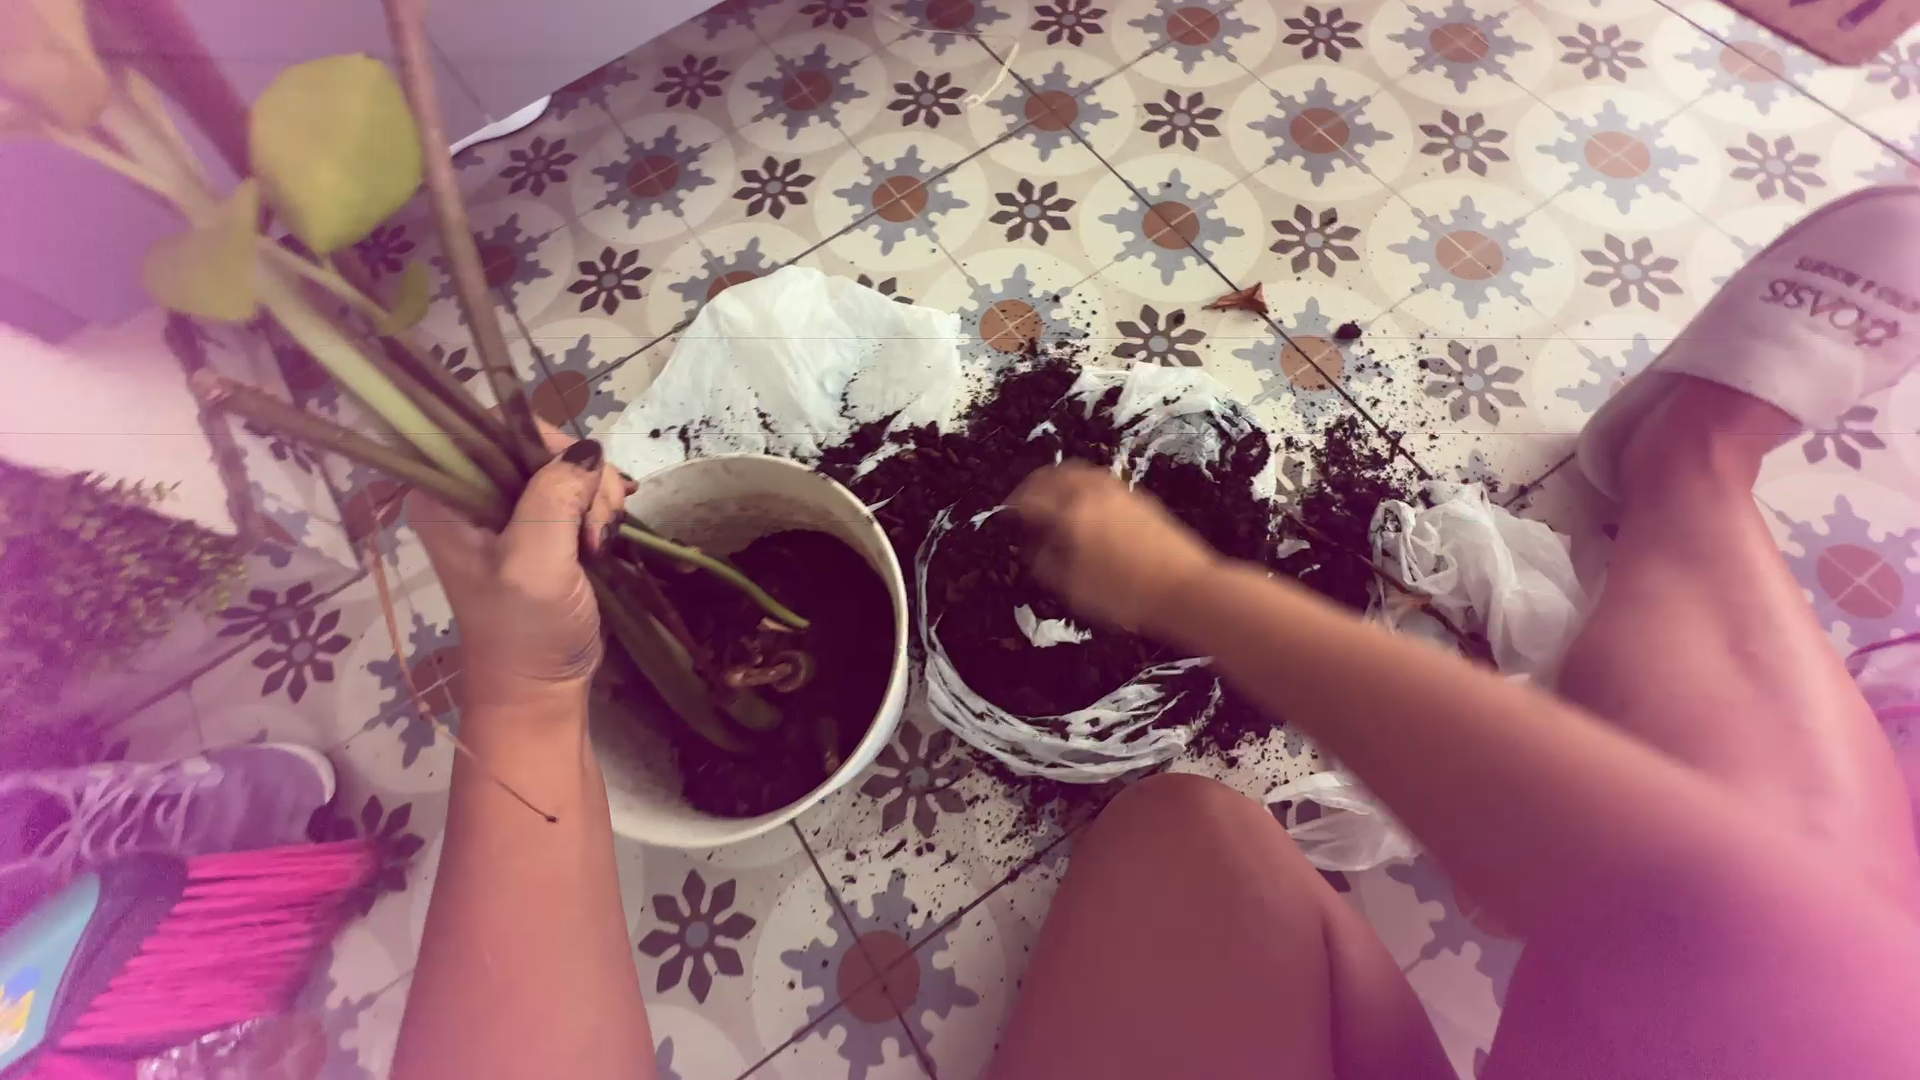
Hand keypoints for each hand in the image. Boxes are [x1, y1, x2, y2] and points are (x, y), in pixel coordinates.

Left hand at [410, 432, 634, 713]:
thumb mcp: (536, 563)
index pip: (494, 429)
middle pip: (541, 447)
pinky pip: (580, 494)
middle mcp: (474, 495)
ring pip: (569, 470)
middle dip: (583, 479)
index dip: (544, 443)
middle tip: (596, 528)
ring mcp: (512, 513)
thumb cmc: (525, 629)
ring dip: (598, 500)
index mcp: (447, 496)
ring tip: (601, 544)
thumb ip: (554, 500)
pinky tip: (608, 534)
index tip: (577, 482)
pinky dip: (602, 509)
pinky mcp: (545, 529)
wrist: (542, 684)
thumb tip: (589, 451)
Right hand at [1008, 462, 1218, 632]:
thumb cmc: (1123, 594)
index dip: (1012, 506)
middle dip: (1034, 485)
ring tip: (1052, 500)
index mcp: (1071, 512)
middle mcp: (1092, 492)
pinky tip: (1084, 507)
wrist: (1186, 589)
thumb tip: (1030, 544)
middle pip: (1054, 474)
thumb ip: (1044, 561)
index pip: (1030, 498)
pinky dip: (1081, 485)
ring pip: (1079, 472)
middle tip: (1024, 502)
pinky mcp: (1139, 498)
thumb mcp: (1072, 586)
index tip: (1005, 516)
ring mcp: (1119, 491)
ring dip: (1059, 480)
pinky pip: (1099, 480)